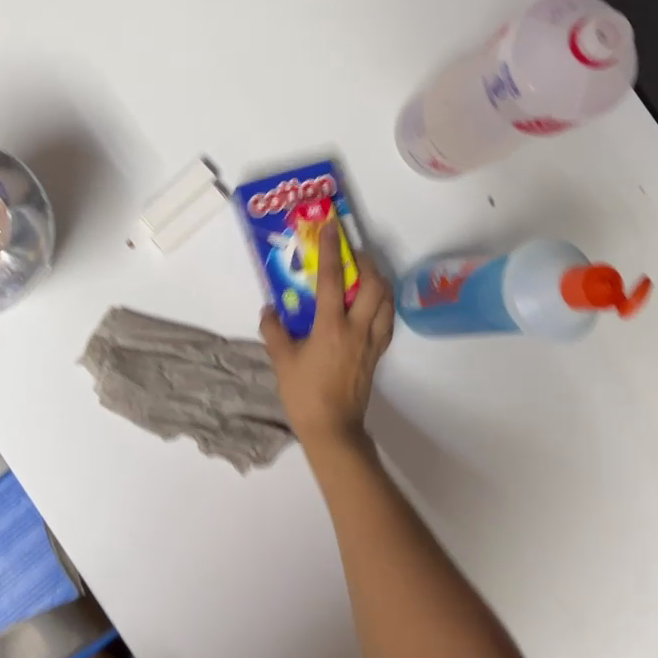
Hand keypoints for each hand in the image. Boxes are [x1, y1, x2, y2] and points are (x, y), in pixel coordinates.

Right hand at [260, 220, 395, 448]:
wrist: (333, 429)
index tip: (331, 228)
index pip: (334, 278)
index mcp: (331, 327)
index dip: (332, 250)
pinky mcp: (377, 354)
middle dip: (366, 262)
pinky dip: (383, 304)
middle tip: (353, 253)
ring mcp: (371, 342)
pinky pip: (387, 320)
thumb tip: (270, 309)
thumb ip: (274, 330)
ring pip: (386, 301)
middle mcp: (357, 329)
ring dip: (379, 281)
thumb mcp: (282, 360)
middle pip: (374, 284)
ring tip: (365, 274)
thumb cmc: (304, 395)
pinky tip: (372, 304)